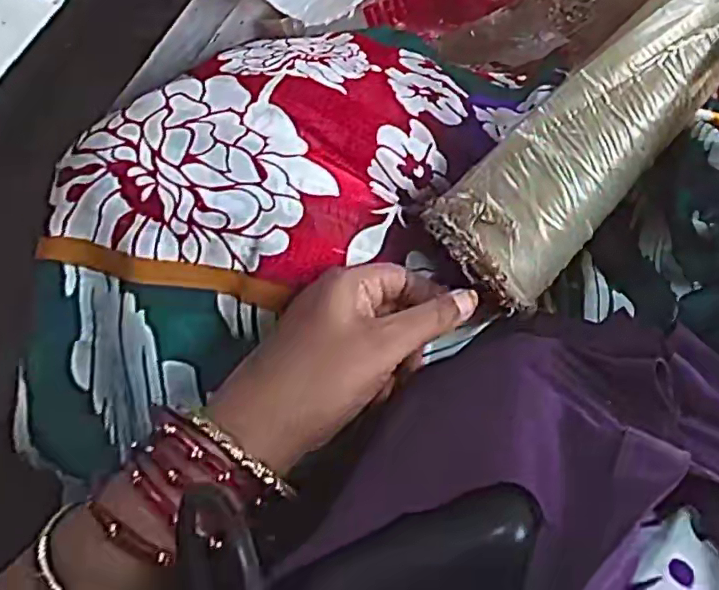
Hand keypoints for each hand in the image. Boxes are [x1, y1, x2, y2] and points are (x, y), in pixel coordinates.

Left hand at [202, 264, 476, 473]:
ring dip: (392, 360)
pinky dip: (370, 373)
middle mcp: (332, 296)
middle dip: (410, 339)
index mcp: (348, 281)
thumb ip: (433, 318)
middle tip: (409, 368)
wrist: (247, 441)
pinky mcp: (312, 357)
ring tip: (383, 388)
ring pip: (380, 333)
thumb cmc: (321, 382)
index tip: (447, 332)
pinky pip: (359, 353)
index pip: (408, 277)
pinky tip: (366, 397)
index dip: (432, 301)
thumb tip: (471, 297)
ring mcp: (320, 327)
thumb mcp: (386, 347)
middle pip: (396, 305)